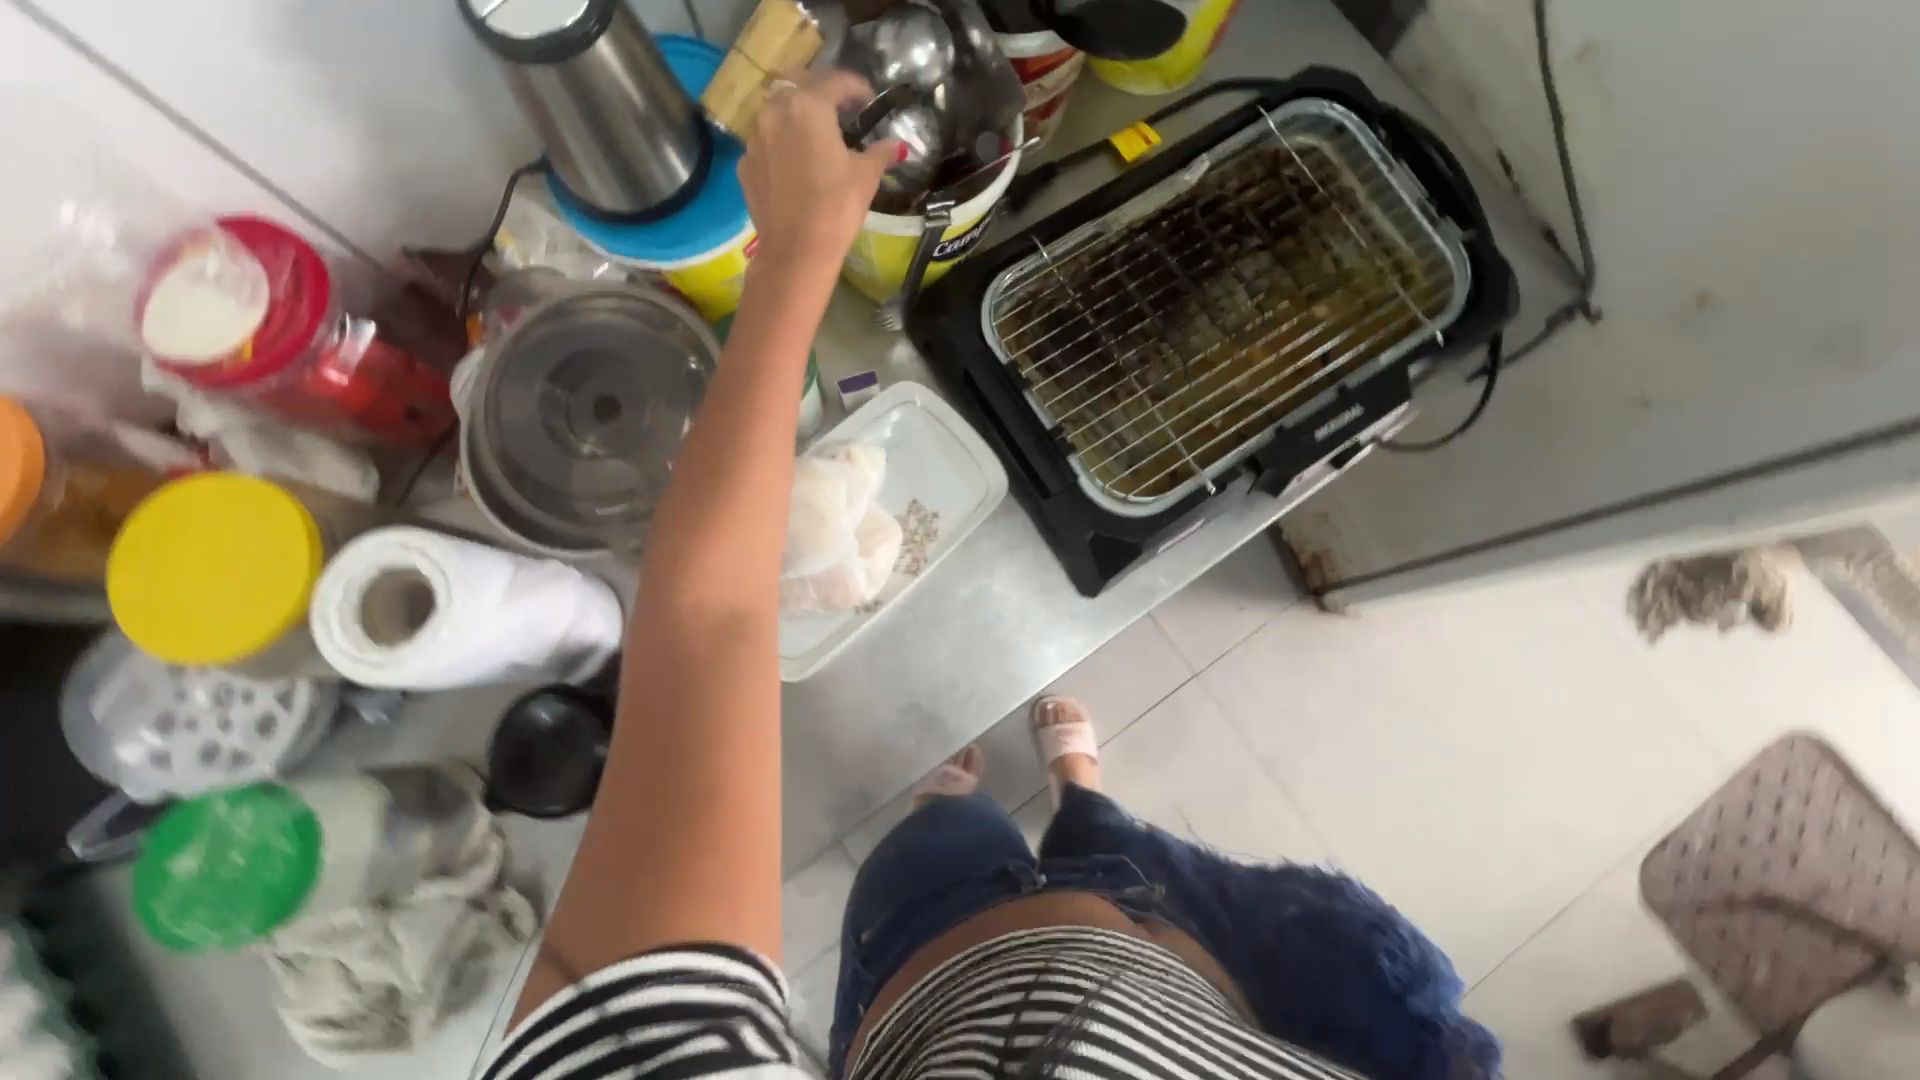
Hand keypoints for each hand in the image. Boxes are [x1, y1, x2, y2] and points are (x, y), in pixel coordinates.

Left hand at [738, 70, 899, 267]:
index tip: (869, 100)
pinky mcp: (745, 164)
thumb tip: (896, 146)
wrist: (796, 251)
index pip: (836, 81)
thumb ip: (880, 153)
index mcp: (809, 106)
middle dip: (820, 92)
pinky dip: (780, 146)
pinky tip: (794, 166)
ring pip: (777, 112)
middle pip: (798, 85)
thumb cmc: (836, 207)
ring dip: (797, 117)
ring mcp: (755, 138)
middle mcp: (776, 112)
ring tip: (814, 138)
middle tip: (838, 111)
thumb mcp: (866, 177)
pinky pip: (765, 143)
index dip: (857, 88)